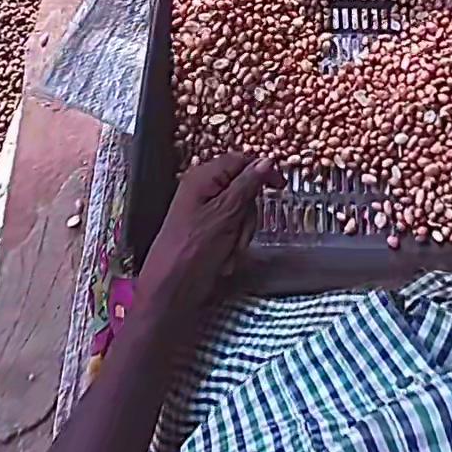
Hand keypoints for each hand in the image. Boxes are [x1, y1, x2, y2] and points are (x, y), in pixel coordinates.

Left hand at [139, 153, 282, 315]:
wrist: (170, 290)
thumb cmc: (195, 248)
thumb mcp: (226, 213)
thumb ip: (247, 185)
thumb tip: (266, 161)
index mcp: (204, 177)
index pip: (240, 160)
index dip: (261, 170)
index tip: (281, 186)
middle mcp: (203, 190)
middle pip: (243, 189)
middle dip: (248, 214)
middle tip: (241, 233)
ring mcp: (204, 212)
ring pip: (240, 213)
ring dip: (241, 234)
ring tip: (230, 251)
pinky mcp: (206, 232)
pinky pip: (231, 231)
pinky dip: (233, 245)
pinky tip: (224, 260)